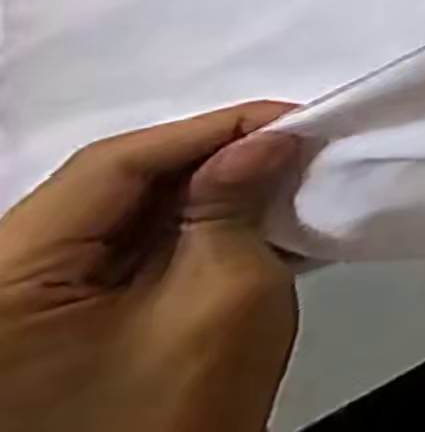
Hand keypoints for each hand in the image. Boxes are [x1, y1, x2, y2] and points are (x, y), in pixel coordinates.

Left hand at [0, 103, 301, 431]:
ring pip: (121, 212)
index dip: (212, 130)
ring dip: (208, 188)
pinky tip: (251, 217)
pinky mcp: (53, 320)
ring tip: (282, 176)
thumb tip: (268, 140)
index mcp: (3, 283)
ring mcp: (19, 306)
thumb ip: (234, 208)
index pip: (112, 167)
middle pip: (110, 186)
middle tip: (295, 144)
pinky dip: (192, 223)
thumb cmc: (177, 403)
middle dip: (213, 156)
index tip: (293, 121)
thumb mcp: (224, 294)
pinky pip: (123, 246)